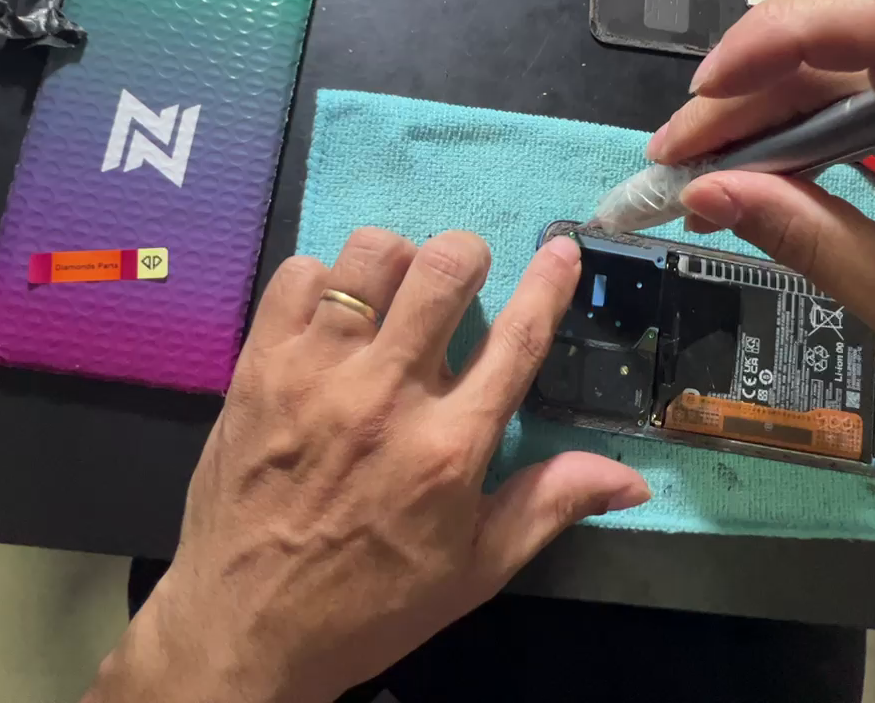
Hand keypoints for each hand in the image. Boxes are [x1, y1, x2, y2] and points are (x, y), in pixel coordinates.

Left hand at [87, 229, 648, 702]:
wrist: (242, 628)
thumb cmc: (372, 601)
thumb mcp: (475, 568)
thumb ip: (552, 504)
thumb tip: (632, 477)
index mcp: (450, 446)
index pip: (517, 340)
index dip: (549, 284)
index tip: (561, 247)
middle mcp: (385, 393)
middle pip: (441, 270)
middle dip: (465, 254)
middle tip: (460, 276)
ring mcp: (316, 371)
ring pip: (368, 255)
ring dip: (394, 261)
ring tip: (391, 296)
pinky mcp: (260, 363)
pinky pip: (298, 274)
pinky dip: (323, 281)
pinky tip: (329, 317)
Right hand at [649, 0, 874, 519]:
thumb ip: (813, 243)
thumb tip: (706, 191)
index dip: (788, 32)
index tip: (707, 91)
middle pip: (852, 38)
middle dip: (747, 89)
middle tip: (674, 157)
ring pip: (852, 61)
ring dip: (767, 107)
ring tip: (702, 170)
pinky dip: (809, 120)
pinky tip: (769, 164)